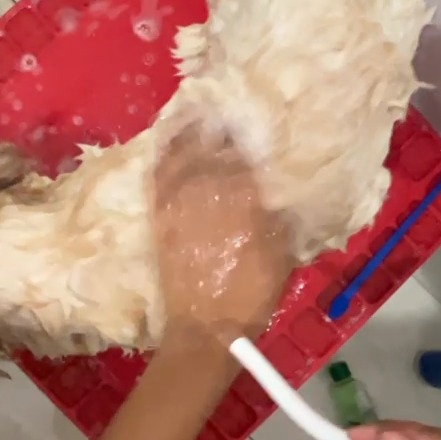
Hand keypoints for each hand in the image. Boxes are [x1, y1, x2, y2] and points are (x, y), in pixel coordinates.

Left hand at [151, 127, 292, 346]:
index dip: (245, 134)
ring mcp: (179, 205)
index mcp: (244, 198)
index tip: (249, 117)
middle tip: (220, 109)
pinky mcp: (159, 219)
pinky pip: (158, 178)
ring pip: (181, 157)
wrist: (206, 330)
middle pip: (210, 148)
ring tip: (193, 115)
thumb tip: (277, 190)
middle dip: (215, 127)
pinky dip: (162, 158)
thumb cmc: (250, 296)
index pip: (244, 154)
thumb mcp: (281, 255)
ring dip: (187, 134)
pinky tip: (167, 144)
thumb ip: (279, 217)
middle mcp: (209, 193)